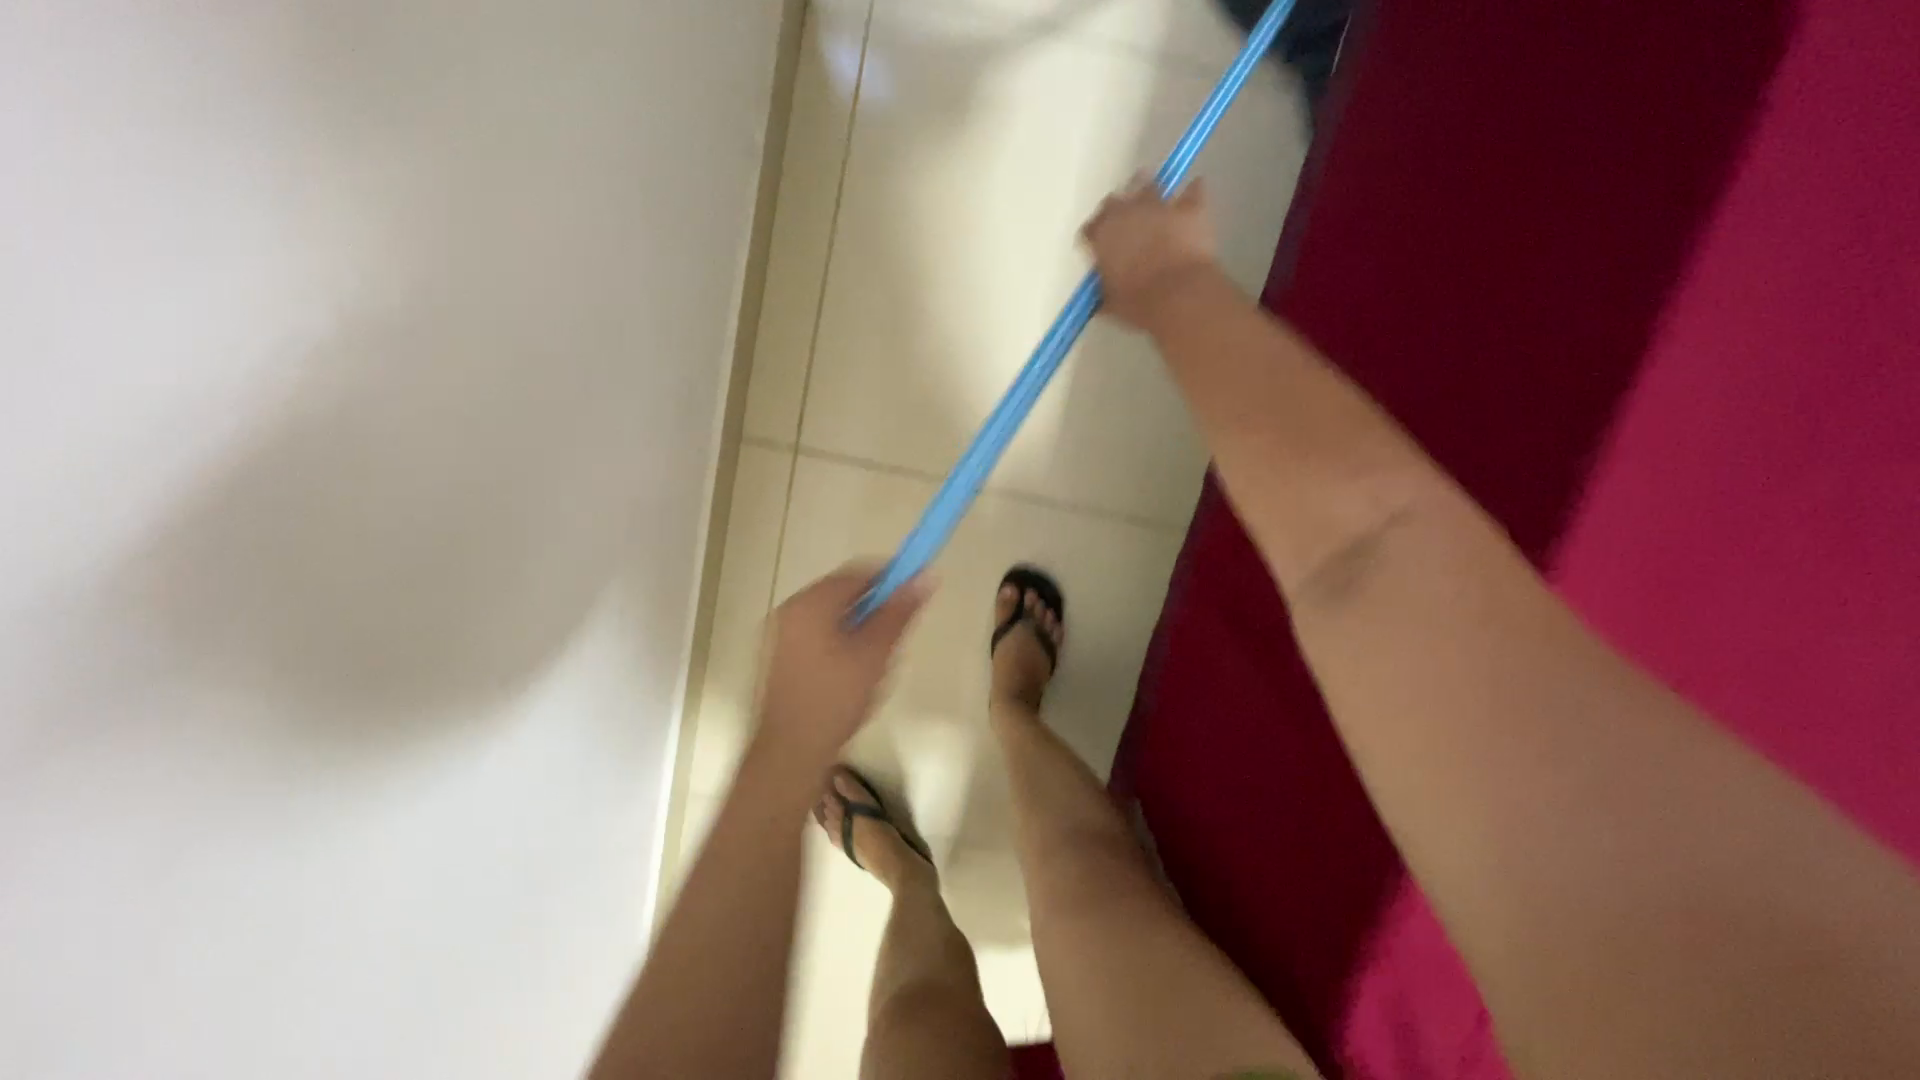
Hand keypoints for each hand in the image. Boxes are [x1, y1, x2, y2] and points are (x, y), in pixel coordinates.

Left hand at [754, 564, 931, 764]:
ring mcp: (778, 634)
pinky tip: (849, 675)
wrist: (791, 751)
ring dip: (856, 628)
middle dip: (873, 609)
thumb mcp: (876, 653)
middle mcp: (789, 610)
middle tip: (894, 639)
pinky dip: (837, 643)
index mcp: (810, 603)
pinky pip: (815, 635)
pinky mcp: (776, 657)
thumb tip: (926, 576)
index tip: (914, 598)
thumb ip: (900, 612)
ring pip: (830, 616)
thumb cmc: (837, 699)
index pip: (859, 573)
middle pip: (842, 593)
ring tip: (873, 662)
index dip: (891, 580)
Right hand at [1080, 175, 1220, 330]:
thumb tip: (1101, 296)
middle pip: (1116, 200)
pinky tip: (1195, 189)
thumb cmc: (1139, 304)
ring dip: (1149, 190)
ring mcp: (1158, 206)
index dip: (1097, 235)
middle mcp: (1126, 213)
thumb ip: (1104, 291)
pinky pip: (1193, 191)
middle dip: (1120, 209)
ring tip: (1153, 197)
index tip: (1101, 244)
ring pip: (1149, 185)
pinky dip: (1193, 191)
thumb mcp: (1112, 303)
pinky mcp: (1190, 208)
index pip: (1091, 228)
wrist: (1179, 296)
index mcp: (1102, 236)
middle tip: (1126, 222)